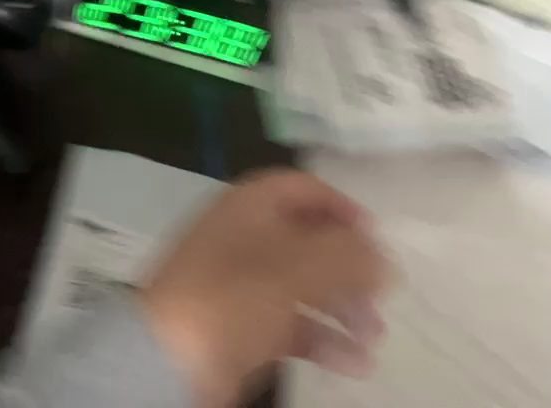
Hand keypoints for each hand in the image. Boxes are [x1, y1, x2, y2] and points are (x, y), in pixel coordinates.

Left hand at [139, 169, 388, 407]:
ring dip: (342, 306)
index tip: (378, 239)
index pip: (303, 188)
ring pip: (303, 284)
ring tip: (375, 336)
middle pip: (308, 238)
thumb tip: (381, 256)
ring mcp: (241, 281)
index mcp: (249, 205)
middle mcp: (245, 235)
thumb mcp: (293, 269)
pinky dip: (323, 338)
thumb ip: (344, 256)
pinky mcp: (240, 324)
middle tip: (382, 297)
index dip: (343, 207)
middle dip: (349, 266)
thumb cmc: (231, 298)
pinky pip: (291, 322)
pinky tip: (354, 363)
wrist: (167, 360)